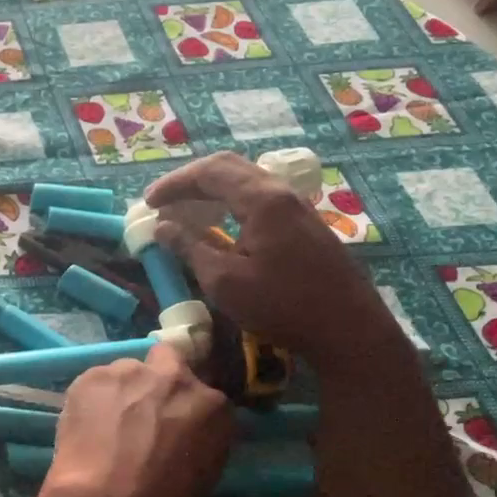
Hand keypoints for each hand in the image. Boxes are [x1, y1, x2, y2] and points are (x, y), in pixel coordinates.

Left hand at [43, 343, 233, 496]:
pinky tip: (84, 425)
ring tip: (105, 422)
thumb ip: (199, 437)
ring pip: (127, 370)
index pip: (203, 392)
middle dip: (157, 376)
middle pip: (168, 359)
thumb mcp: (203, 472)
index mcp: (213, 406)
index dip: (183, 406)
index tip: (171, 420)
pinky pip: (96, 381)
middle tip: (140, 407)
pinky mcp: (93, 376)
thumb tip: (185, 430)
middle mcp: (175, 379)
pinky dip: (92, 398)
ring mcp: (131, 372)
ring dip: (121, 389)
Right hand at [145, 153, 402, 374]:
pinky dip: (230, 202)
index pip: (210, 173)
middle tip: (162, 201)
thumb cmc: (281, 305)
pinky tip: (218, 224)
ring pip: (247, 181)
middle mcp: (282, 193)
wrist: (348, 329)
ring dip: (211, 191)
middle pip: (230, 168)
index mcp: (262, 201)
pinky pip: (259, 198)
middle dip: (190, 181)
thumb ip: (189, 247)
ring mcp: (298, 208)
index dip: (173, 184)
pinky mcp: (304, 225)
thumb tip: (162, 226)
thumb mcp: (223, 281)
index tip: (147, 203)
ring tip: (184, 212)